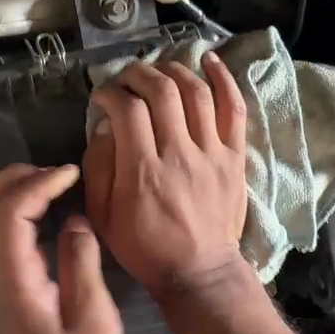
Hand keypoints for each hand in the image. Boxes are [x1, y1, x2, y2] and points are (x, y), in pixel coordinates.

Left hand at [0, 164, 123, 333]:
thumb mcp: (94, 321)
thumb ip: (82, 266)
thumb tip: (75, 220)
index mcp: (14, 276)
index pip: (10, 210)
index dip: (39, 183)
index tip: (72, 173)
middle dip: (22, 175)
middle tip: (62, 175)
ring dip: (15, 184)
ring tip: (56, 183)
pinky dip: (16, 200)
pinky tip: (47, 204)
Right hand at [84, 56, 248, 299]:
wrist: (200, 273)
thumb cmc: (145, 246)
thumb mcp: (103, 215)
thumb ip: (99, 166)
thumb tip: (106, 124)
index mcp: (143, 171)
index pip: (128, 110)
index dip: (110, 93)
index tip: (101, 97)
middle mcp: (180, 154)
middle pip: (161, 92)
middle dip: (138, 73)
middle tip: (125, 79)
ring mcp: (212, 154)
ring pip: (196, 93)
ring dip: (174, 71)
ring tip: (158, 70)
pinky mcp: (234, 157)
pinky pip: (235, 109)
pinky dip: (224, 79)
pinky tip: (209, 60)